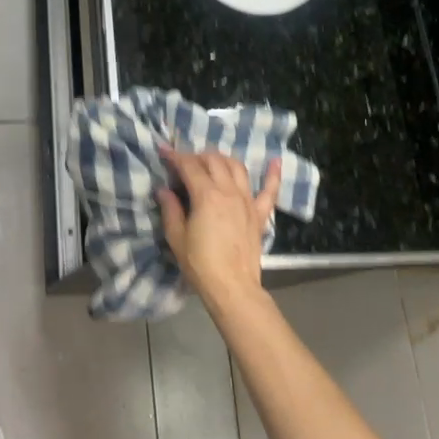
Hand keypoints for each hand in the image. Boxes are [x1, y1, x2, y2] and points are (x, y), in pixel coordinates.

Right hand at [157, 148, 280, 311]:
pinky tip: (275, 161)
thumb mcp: (176, 237)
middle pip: (214, 160)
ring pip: (237, 167)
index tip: (163, 152)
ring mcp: (248, 201)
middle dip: (197, 156)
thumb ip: (170, 209)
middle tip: (184, 163)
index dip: (175, 156)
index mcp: (206, 195)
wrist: (232, 286)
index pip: (189, 166)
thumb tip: (163, 190)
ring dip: (223, 159)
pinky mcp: (260, 214)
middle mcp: (228, 191)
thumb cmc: (200, 264)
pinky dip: (273, 174)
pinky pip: (270, 190)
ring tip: (212, 162)